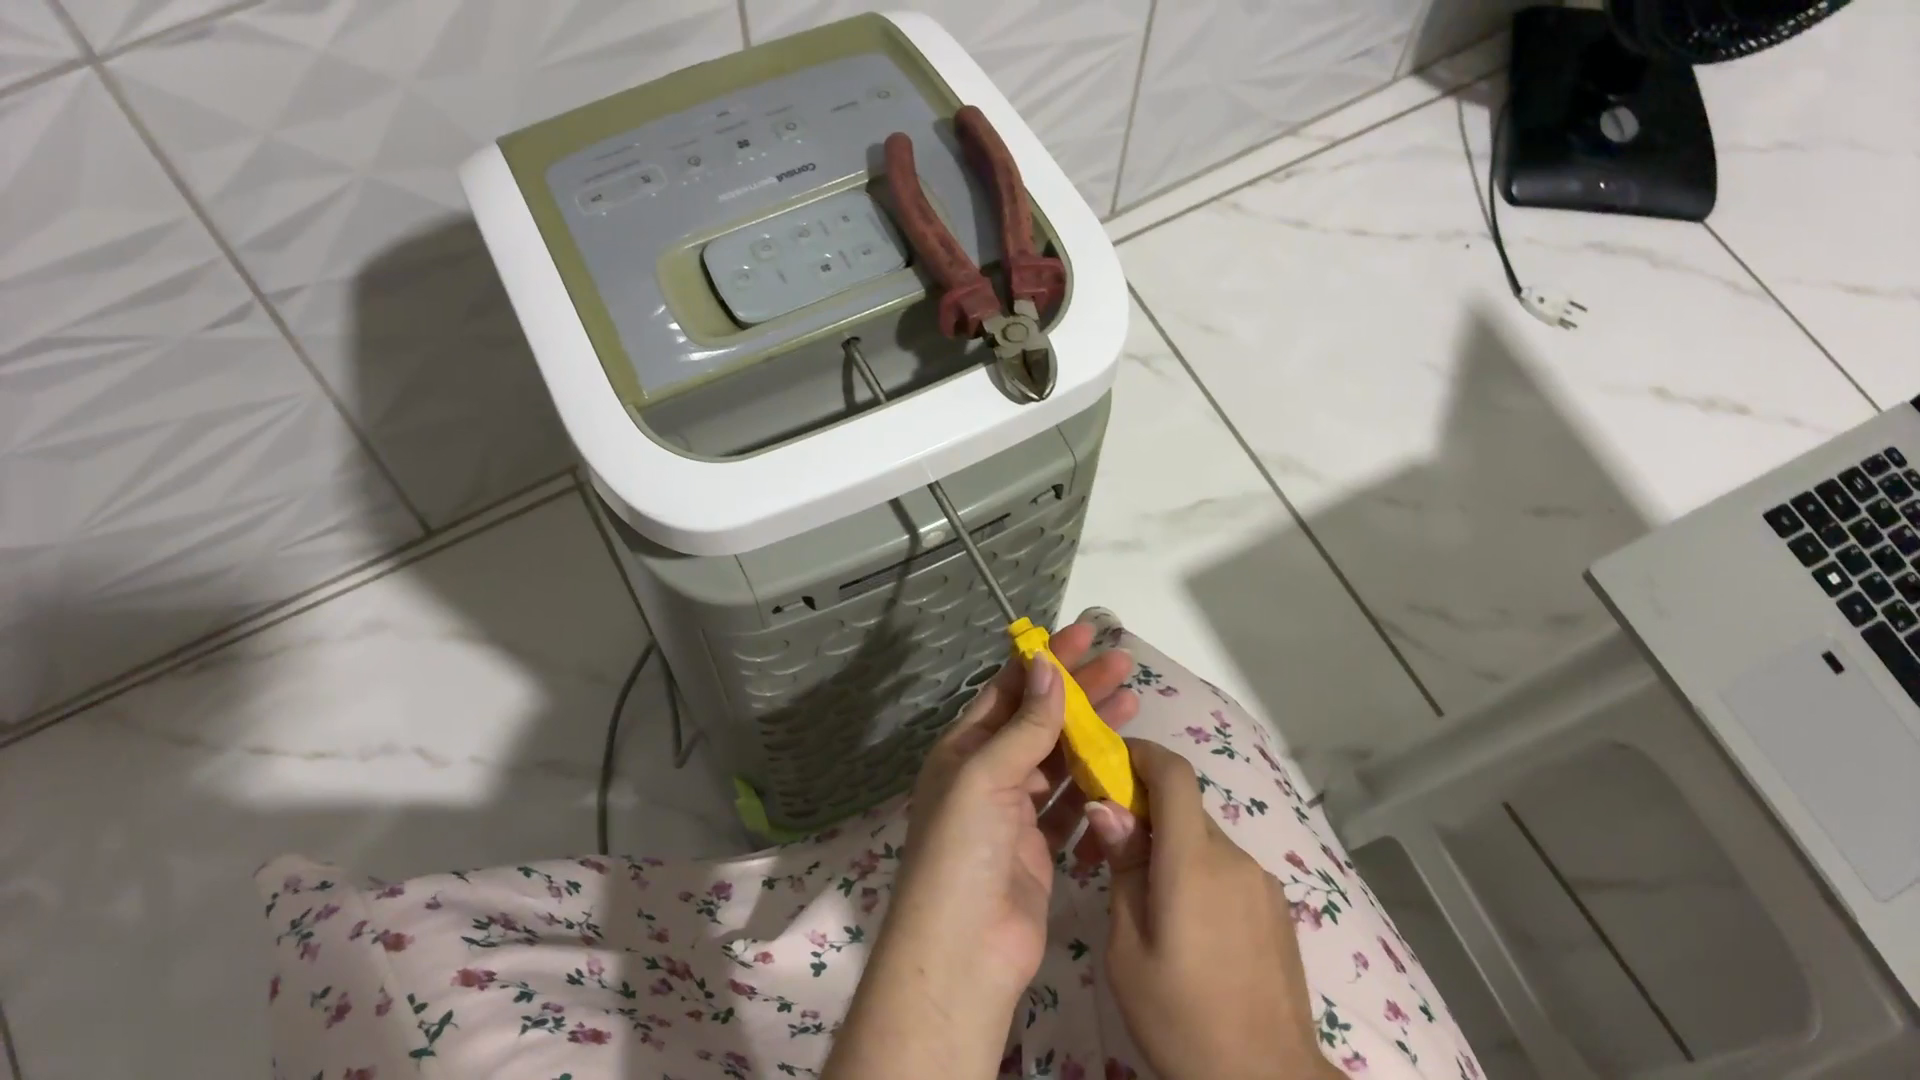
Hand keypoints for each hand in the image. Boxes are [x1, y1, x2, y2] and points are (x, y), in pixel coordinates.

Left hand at [826, 620, 1136, 1079]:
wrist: (966, 950)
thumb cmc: (964, 851)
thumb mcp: (985, 777)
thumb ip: (1023, 726)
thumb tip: (1048, 666)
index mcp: (963, 750)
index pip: (1009, 691)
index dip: (1046, 661)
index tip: (1085, 634)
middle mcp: (988, 776)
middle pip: (1040, 721)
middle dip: (1080, 692)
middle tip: (1124, 664)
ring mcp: (1015, 814)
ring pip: (1061, 760)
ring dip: (1094, 733)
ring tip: (1135, 704)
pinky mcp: (1041, 848)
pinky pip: (1073, 805)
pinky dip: (1097, 783)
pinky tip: (1127, 764)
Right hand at [1087, 741, 1337, 1079]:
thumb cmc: (1180, 1017)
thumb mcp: (1128, 946)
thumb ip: (1123, 867)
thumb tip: (1107, 807)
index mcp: (1194, 860)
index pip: (1174, 773)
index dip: (1141, 753)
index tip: (1108, 761)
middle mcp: (1235, 857)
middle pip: (1185, 807)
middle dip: (1143, 811)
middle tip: (1104, 847)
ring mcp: (1262, 882)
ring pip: (1204, 840)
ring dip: (1170, 847)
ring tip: (1142, 898)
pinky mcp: (1276, 908)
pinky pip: (1227, 869)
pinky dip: (1197, 872)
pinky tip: (1183, 924)